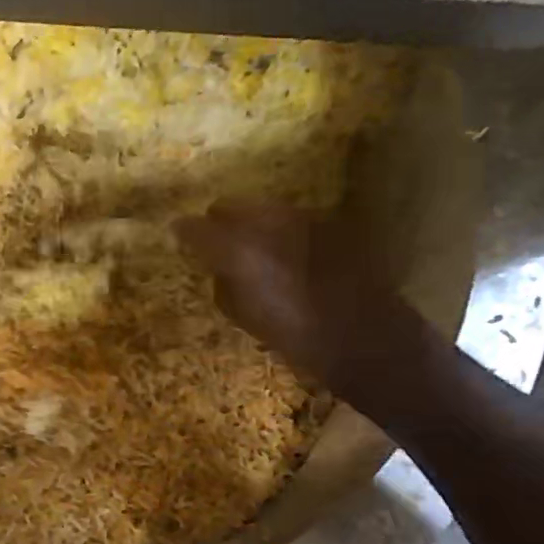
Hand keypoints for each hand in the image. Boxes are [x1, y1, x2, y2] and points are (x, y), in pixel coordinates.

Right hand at [175, 199, 422, 399]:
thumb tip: (218, 268)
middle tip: (211, 240)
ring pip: (264, 208)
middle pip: (232, 207)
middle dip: (218, 221)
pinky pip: (292, 218)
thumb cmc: (297, 337)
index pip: (199, 229)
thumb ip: (224, 285)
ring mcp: (304, 219)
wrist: (367, 337)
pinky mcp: (332, 224)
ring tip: (247, 244)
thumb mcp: (246, 317)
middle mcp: (270, 224)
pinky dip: (280, 229)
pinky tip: (283, 251)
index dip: (185, 232)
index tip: (176, 234)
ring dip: (250, 222)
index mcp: (241, 251)